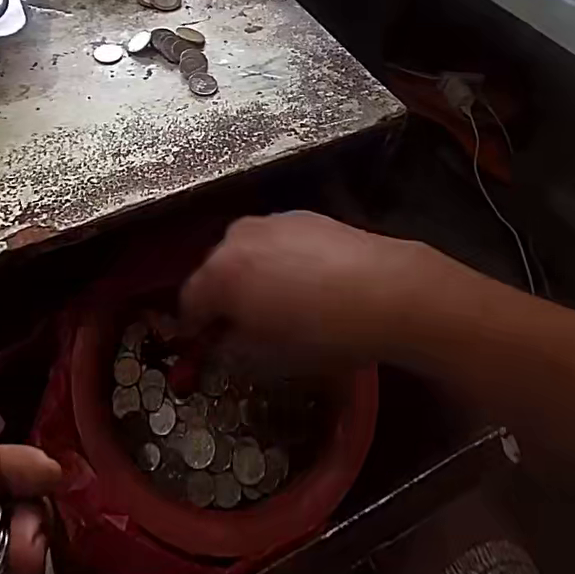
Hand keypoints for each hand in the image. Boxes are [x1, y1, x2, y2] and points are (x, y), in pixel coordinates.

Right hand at [179, 211, 456, 361]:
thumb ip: (230, 348)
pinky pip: (276, 241)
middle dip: (222, 296)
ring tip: (277, 302)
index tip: (204, 342)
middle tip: (240, 325)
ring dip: (250, 275)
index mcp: (220, 272)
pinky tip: (305, 281)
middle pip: (215, 269)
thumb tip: (222, 340)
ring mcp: (272, 221)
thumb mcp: (266, 358)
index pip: (188, 300)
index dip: (193, 326)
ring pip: (246, 251)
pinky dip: (278, 259)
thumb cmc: (320, 332)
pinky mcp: (304, 216)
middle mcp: (238, 237)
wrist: (386, 289)